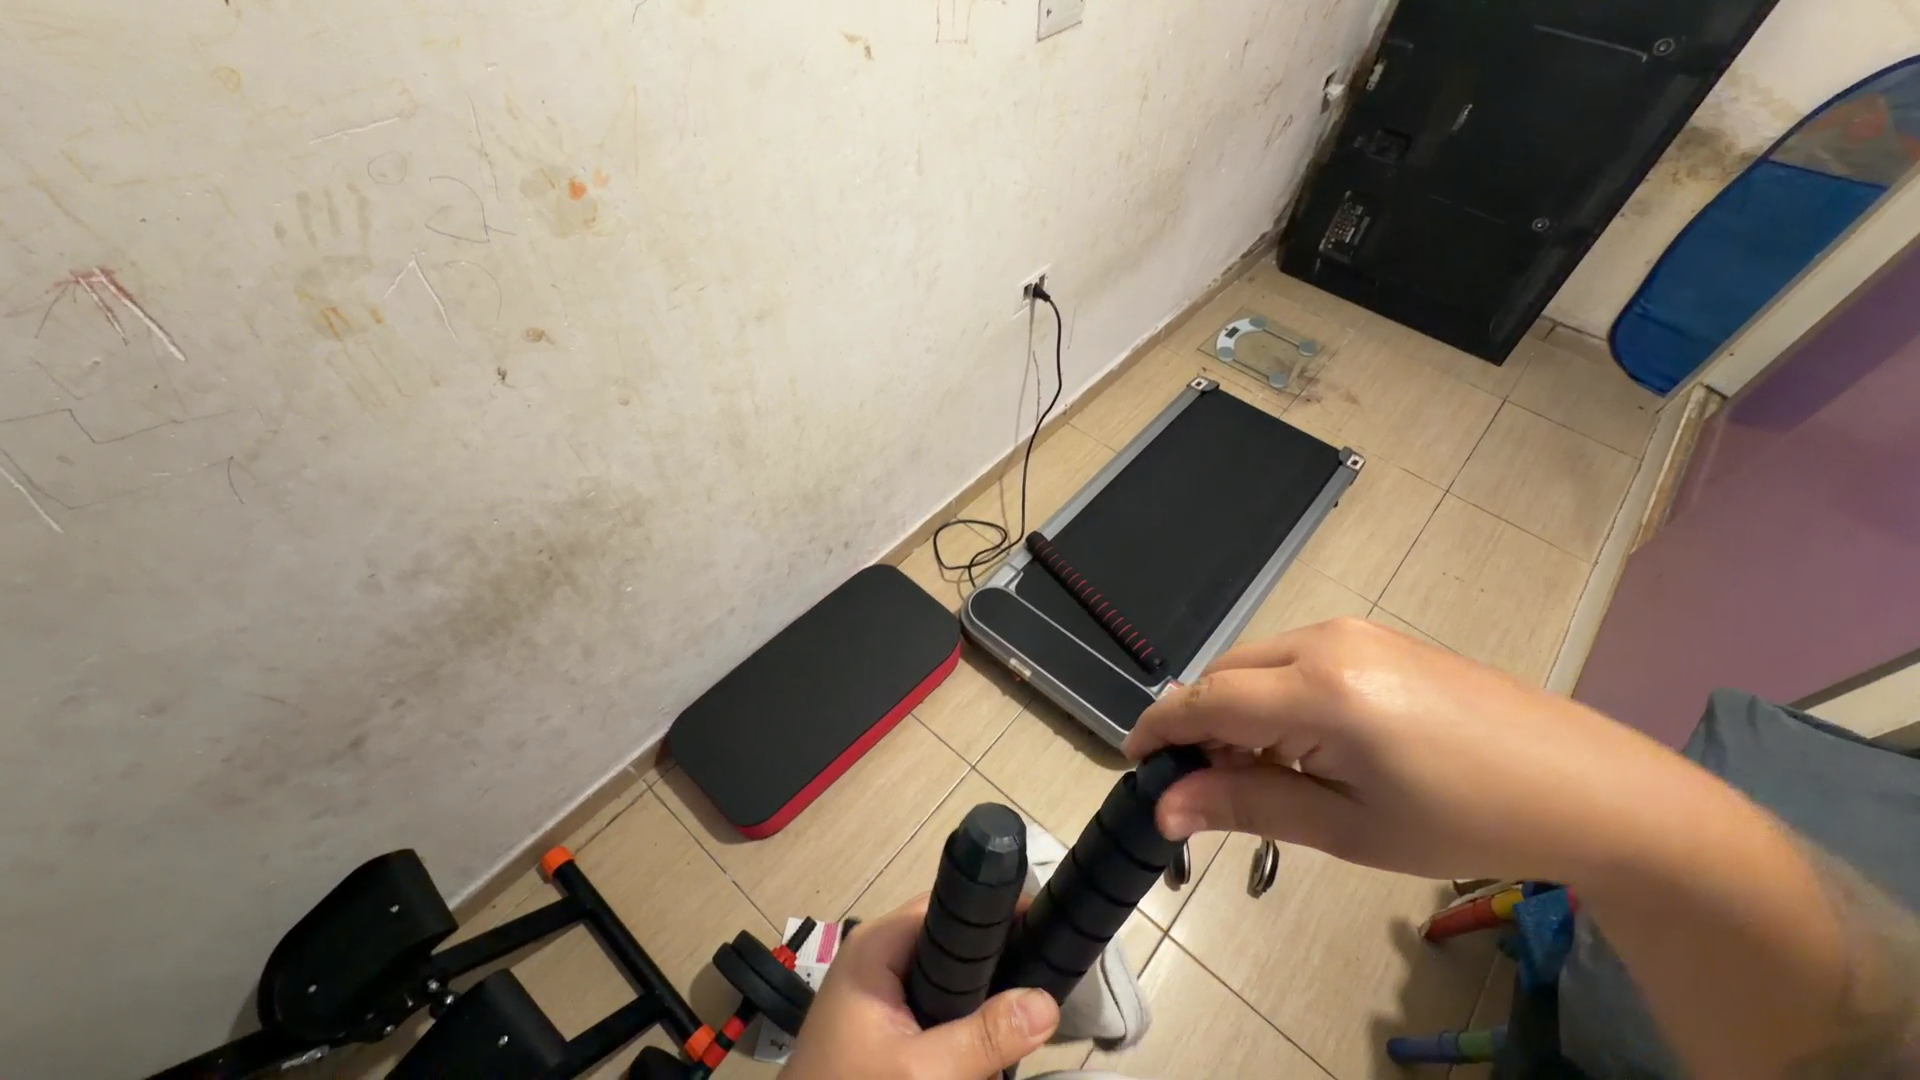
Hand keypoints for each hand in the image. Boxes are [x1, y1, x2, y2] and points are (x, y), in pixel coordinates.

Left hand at [779, 895, 1059, 1079]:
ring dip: (982, 994)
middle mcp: (878, 952)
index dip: (999, 914)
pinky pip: (935, 1000)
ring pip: (948, 973)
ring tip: (1029, 1009)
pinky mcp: (882, 1017)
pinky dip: (962, 1016)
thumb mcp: (922, 1072)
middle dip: (996, 960)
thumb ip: (984, 1036)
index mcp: (879, 944)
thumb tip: (1048, 1002)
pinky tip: (991, 1036)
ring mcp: (878, 986)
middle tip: (1046, 979)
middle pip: (953, 939)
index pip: (950, 905)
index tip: (1046, 930)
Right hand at [1124, 616, 1705, 883]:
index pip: (1206, 700)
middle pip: (1225, 674)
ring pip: (1255, 662)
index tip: (1134, 763)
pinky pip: (1292, 658)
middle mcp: (1326, 641)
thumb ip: (1248, 804)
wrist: (1588, 789)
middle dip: (1198, 722)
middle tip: (1202, 782)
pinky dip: (1271, 696)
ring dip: (1235, 708)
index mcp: (1319, 690)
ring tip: (1256, 769)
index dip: (1161, 729)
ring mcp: (1354, 632)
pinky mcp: (1375, 638)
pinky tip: (1299, 741)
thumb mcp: (1348, 826)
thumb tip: (1165, 808)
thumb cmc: (1465, 821)